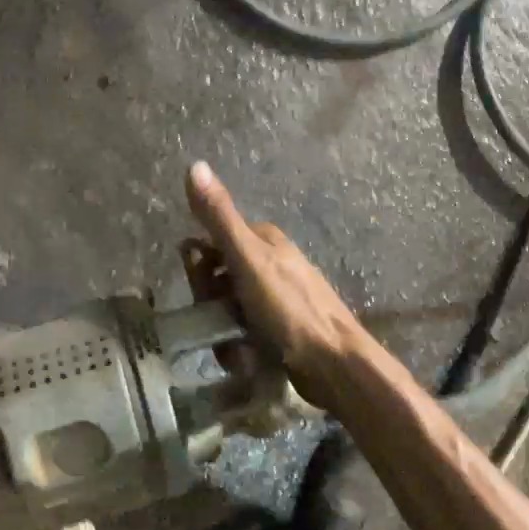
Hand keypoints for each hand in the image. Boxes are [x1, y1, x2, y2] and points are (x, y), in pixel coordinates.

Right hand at [184, 161, 369, 410]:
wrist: (335, 363)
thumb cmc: (289, 309)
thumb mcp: (248, 259)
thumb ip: (219, 217)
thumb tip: (194, 165)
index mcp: (265, 240)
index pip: (213, 244)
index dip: (200, 269)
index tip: (202, 292)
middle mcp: (272, 263)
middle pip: (220, 279)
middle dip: (213, 305)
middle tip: (223, 322)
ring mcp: (278, 297)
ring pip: (230, 309)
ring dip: (224, 332)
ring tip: (236, 350)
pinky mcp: (283, 329)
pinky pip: (247, 333)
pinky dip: (242, 348)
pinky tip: (249, 360)